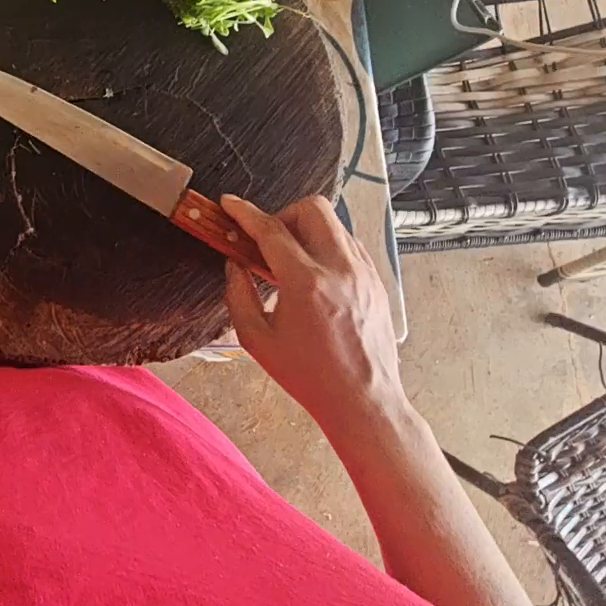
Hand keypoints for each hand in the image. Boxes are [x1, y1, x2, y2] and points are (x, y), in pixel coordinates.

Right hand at [217, 195, 407, 435]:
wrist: (363, 401)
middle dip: (283, 214)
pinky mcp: (377, 282)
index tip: (229, 204)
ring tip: (289, 260)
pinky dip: (326, 246)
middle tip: (267, 239)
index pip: (271, 230)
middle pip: (313, 209)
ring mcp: (364, 273)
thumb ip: (238, 293)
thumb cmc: (307, 374)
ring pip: (334, 223)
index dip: (244, 212)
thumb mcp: (255, 338)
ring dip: (306, 229)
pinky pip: (348, 244)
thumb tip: (233, 263)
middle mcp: (340, 270)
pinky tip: (312, 273)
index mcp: (306, 283)